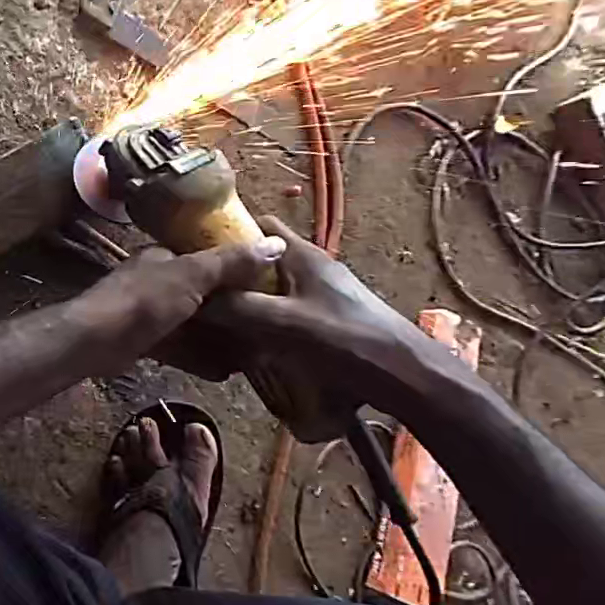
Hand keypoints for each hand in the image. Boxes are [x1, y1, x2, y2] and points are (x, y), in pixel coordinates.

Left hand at [68, 235, 286, 375]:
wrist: (96, 338)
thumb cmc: (144, 299)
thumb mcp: (192, 275)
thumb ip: (230, 263)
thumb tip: (275, 243)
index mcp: (164, 259)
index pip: (206, 259)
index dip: (237, 272)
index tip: (270, 289)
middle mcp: (157, 282)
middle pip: (202, 295)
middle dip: (233, 312)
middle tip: (270, 330)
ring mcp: (150, 313)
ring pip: (193, 324)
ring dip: (220, 338)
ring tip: (257, 354)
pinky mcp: (145, 341)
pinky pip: (180, 348)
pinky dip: (201, 358)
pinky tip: (227, 371)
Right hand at [201, 216, 477, 419]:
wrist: (411, 381)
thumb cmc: (348, 341)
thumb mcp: (282, 321)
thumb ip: (235, 307)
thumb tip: (193, 300)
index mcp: (302, 255)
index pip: (259, 224)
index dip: (226, 229)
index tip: (194, 246)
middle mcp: (311, 267)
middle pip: (259, 258)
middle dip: (228, 271)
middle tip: (198, 289)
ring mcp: (320, 294)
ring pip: (269, 287)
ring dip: (243, 298)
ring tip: (213, 317)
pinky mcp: (326, 319)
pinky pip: (281, 309)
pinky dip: (260, 318)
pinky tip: (246, 340)